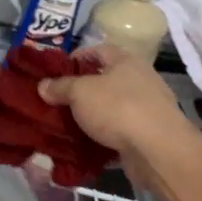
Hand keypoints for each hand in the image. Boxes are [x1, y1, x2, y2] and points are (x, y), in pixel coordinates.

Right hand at [37, 46, 195, 156]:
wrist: (158, 150)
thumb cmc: (117, 108)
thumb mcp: (79, 92)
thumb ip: (59, 86)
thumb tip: (43, 85)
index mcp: (127, 61)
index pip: (99, 50)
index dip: (76, 57)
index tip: (55, 71)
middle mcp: (141, 80)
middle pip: (105, 80)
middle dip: (81, 90)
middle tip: (56, 99)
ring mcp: (147, 108)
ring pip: (110, 106)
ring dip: (90, 114)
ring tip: (66, 122)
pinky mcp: (148, 133)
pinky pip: (118, 130)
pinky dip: (101, 134)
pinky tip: (83, 142)